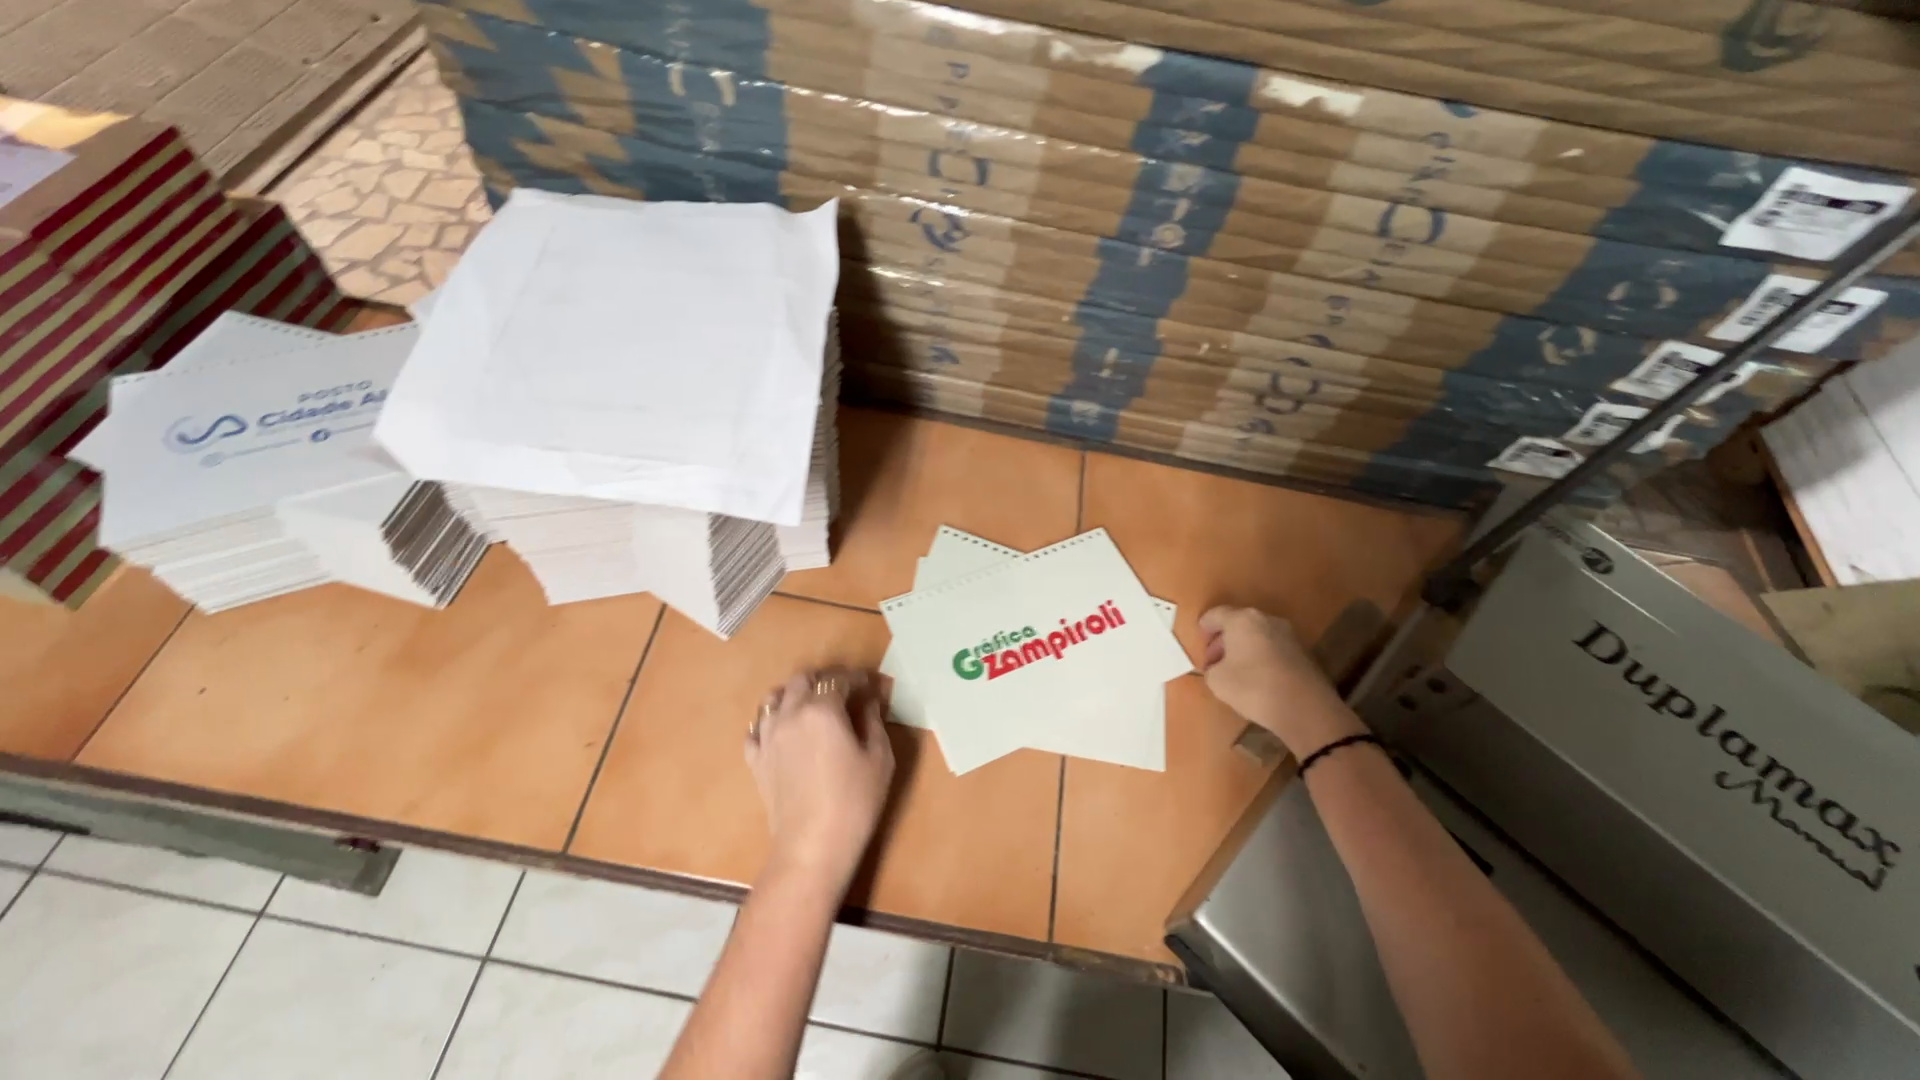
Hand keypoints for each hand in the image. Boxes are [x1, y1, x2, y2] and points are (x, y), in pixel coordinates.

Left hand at [746, 669, 894, 890]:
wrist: (812, 845)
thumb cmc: (855, 801)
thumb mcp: (879, 759)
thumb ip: (873, 722)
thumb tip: (868, 702)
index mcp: (822, 710)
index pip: (838, 680)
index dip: (856, 679)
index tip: (868, 685)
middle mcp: (790, 714)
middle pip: (801, 681)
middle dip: (822, 681)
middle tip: (841, 694)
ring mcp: (767, 736)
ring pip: (774, 699)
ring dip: (793, 696)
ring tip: (809, 708)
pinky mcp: (755, 760)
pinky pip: (756, 729)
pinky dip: (770, 724)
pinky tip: (783, 734)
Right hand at [1198, 606, 1363, 755]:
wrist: (1304, 708)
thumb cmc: (1253, 687)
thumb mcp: (1217, 680)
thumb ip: (1211, 668)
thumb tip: (1219, 667)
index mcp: (1242, 620)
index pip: (1215, 615)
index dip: (1203, 628)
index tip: (1199, 642)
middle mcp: (1266, 620)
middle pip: (1237, 623)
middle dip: (1222, 640)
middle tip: (1213, 661)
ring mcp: (1287, 634)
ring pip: (1256, 635)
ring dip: (1242, 649)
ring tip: (1234, 671)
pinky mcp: (1301, 652)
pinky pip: (1271, 648)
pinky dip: (1259, 656)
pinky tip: (1256, 678)